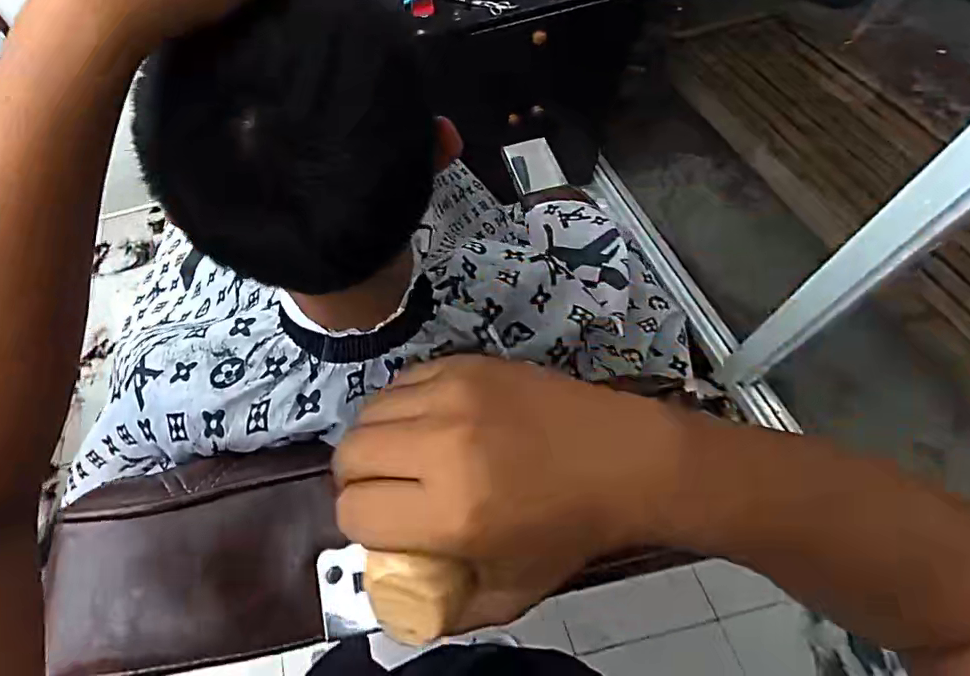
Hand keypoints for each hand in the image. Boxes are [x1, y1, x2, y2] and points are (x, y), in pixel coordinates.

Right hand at [333, 356, 695, 633]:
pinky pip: (402, 380)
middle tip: (380, 487)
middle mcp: (442, 445)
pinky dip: (401, 404)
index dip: (357, 522)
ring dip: (374, 437)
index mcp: (452, 511)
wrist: (619, 456)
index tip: (378, 522)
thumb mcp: (510, 591)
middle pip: (350, 453)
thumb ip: (444, 606)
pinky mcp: (463, 364)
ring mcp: (452, 394)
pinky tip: (425, 420)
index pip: (355, 510)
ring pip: (369, 411)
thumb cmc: (568, 527)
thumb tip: (394, 593)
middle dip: (354, 478)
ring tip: (400, 452)